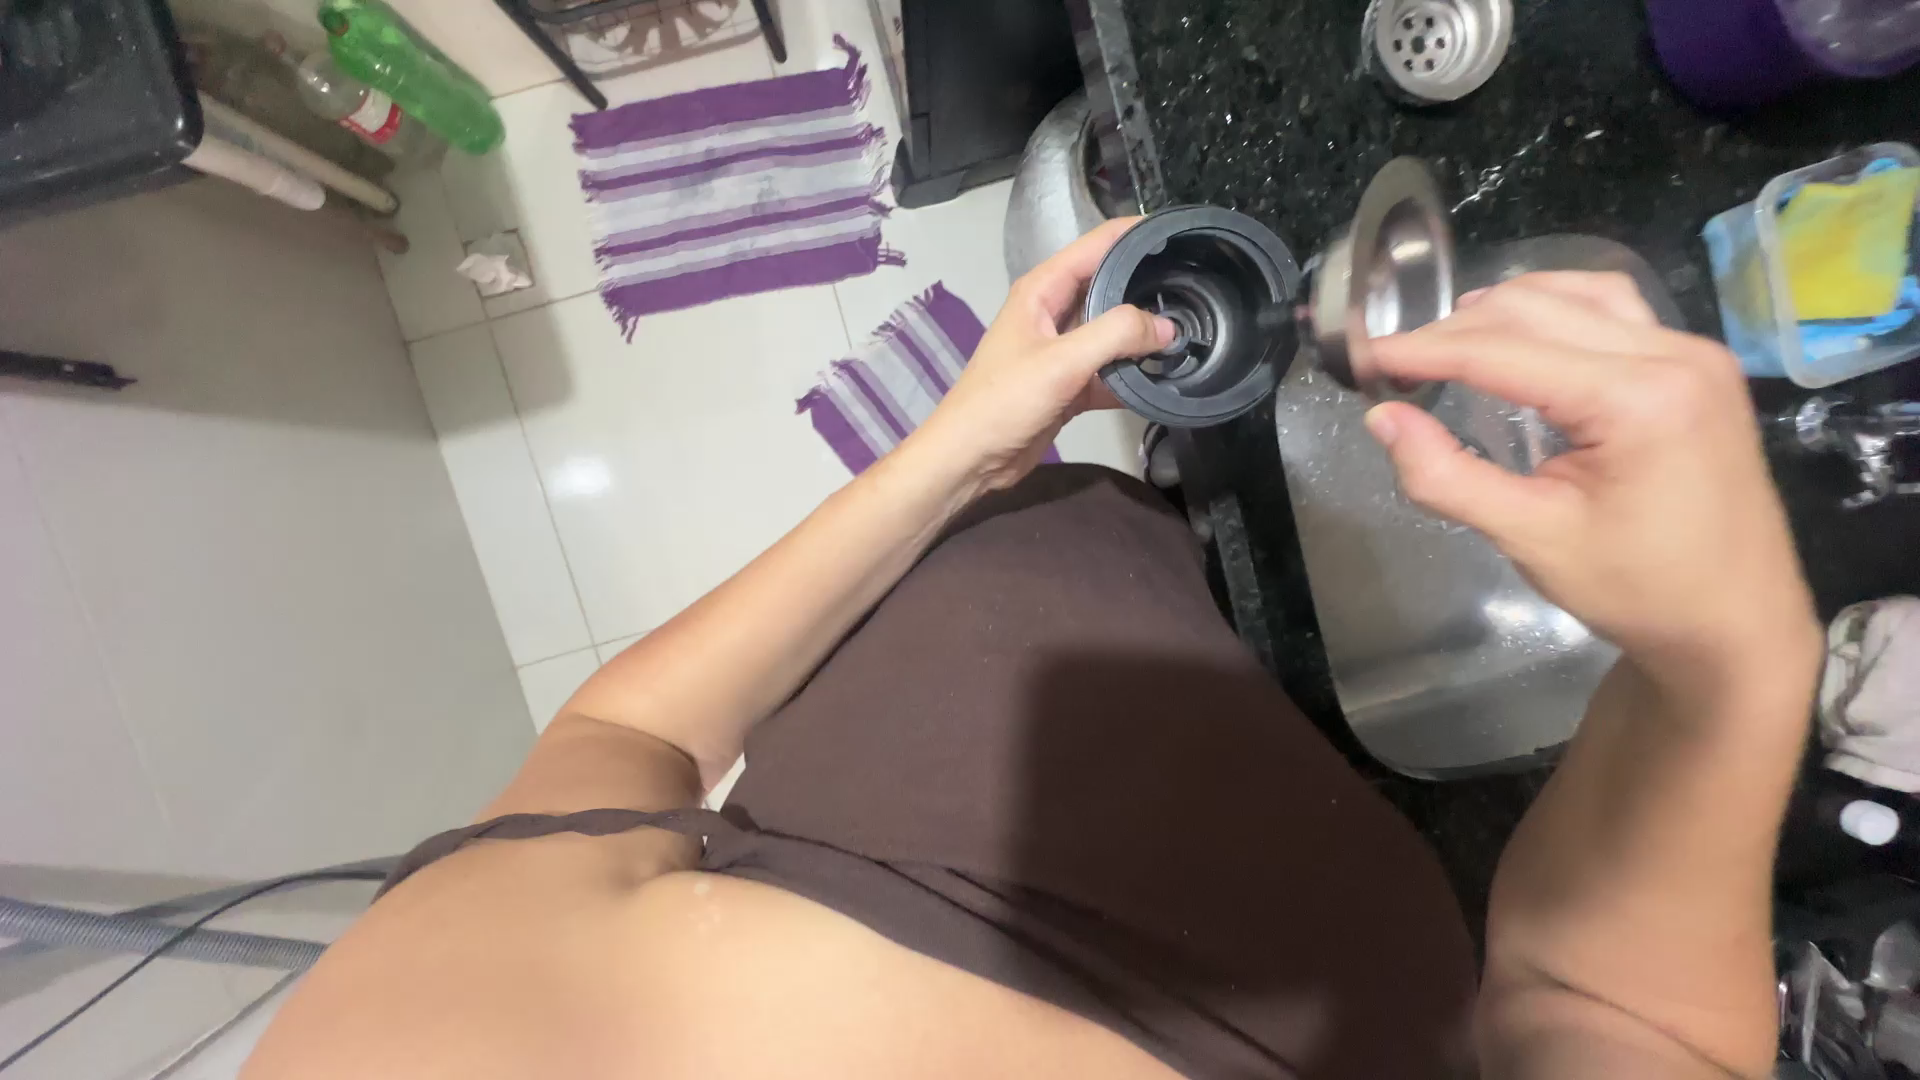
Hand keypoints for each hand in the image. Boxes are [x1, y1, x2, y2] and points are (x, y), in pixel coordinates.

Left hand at [903, 218, 1173, 493]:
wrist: (971, 458)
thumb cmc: (1003, 402)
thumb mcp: (1061, 362)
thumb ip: (1115, 336)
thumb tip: (1166, 327)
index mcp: (1043, 290)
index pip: (1098, 245)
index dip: (1138, 234)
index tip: (1183, 235)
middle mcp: (1054, 313)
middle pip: (1111, 287)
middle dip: (1149, 286)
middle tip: (1198, 288)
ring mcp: (1062, 351)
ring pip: (1113, 334)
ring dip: (1144, 338)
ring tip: (1193, 332)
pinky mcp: (1069, 386)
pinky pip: (1110, 373)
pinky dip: (1132, 378)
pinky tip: (1164, 380)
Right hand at [1363, 272, 1818, 693]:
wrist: (1732, 618)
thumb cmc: (1633, 585)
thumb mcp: (1526, 536)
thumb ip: (1444, 476)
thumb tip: (1381, 418)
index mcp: (1635, 399)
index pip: (1500, 352)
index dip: (1420, 351)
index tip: (1361, 359)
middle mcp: (1671, 355)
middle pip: (1531, 311)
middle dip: (1448, 332)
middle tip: (1389, 367)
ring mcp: (1689, 354)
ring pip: (1570, 295)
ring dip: (1494, 313)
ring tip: (1437, 347)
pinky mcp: (1690, 366)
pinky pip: (1608, 307)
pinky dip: (1546, 309)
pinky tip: (1512, 331)